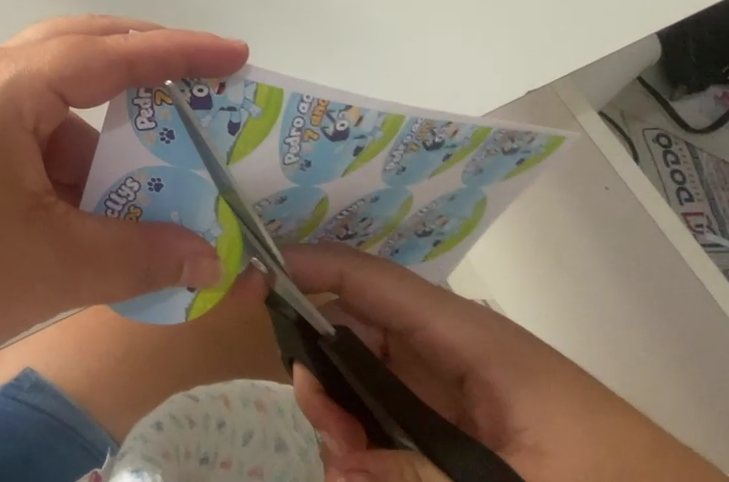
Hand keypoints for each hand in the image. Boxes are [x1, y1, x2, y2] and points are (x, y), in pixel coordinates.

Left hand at [0, 16, 246, 385]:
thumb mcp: (57, 266)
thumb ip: (143, 253)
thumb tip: (209, 256)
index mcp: (6, 86)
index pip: (109, 53)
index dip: (179, 52)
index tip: (236, 54)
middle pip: (78, 52)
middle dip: (142, 66)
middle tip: (204, 86)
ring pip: (56, 103)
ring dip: (108, 133)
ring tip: (163, 170)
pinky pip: (32, 139)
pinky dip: (74, 164)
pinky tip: (102, 209)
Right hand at [280, 244, 728, 481]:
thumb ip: (418, 472)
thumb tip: (340, 462)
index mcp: (472, 340)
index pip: (375, 281)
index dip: (314, 267)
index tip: (256, 275)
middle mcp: (457, 354)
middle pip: (363, 330)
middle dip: (324, 364)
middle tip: (315, 418)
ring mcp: (462, 394)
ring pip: (373, 379)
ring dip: (345, 414)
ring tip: (344, 463)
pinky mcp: (468, 431)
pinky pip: (398, 419)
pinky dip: (371, 443)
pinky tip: (365, 473)